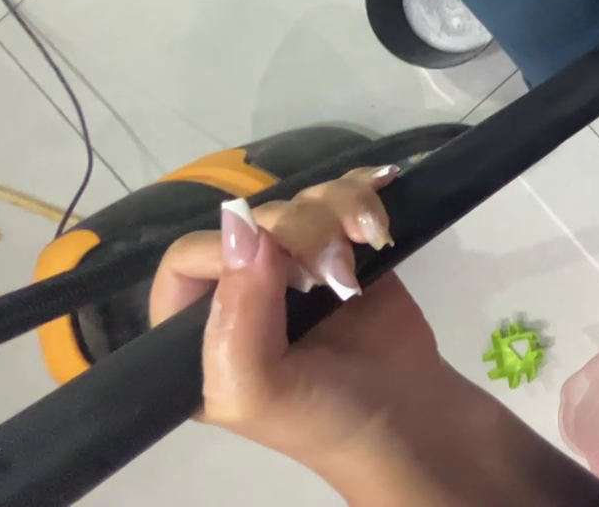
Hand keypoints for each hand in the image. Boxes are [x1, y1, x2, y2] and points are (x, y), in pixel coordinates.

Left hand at [149, 167, 442, 472]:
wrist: (404, 410)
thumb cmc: (318, 414)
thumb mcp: (255, 389)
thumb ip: (237, 319)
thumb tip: (245, 231)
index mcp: (199, 325)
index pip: (195, 256)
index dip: (238, 248)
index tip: (289, 268)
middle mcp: (248, 285)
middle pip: (265, 217)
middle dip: (309, 232)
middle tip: (342, 275)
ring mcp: (306, 261)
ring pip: (312, 199)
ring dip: (348, 208)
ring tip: (377, 239)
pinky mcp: (356, 246)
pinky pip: (352, 196)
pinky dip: (368, 187)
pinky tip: (387, 183)